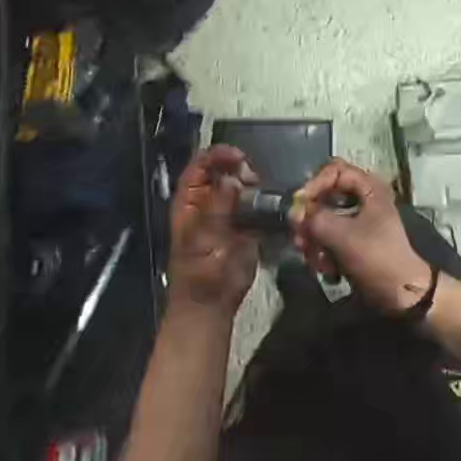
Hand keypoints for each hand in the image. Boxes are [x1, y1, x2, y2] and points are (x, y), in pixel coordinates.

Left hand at [166, 146, 259, 315]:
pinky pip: (255, 201)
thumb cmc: (200, 274)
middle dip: (239, 166)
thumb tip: (233, 178)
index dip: (218, 155)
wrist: (211, 305)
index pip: (201, 164)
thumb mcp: (205, 240)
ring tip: (260, 190)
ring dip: (253, 181)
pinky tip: (270, 203)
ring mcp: (227, 211)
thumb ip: (218, 207)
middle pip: (223, 169)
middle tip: (253, 177)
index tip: (240, 157)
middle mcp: (208, 200)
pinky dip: (263, 197)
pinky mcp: (245, 223)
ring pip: (241, 183)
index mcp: (190, 200)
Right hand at [291, 158, 432, 315]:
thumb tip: (294, 211)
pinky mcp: (353, 240)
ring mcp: (358, 219)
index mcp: (369, 187)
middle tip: (300, 239)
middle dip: (309, 218)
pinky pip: (329, 237)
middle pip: (325, 195)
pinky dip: (322, 250)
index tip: (299, 207)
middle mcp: (363, 198)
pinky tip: (324, 267)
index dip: (314, 185)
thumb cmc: (376, 257)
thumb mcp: (342, 236)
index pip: (333, 170)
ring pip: (323, 219)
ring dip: (313, 239)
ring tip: (312, 259)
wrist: (400, 293)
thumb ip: (314, 218)